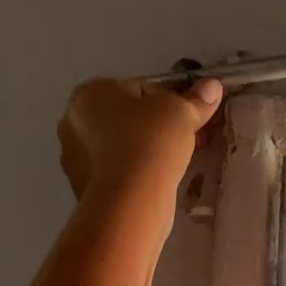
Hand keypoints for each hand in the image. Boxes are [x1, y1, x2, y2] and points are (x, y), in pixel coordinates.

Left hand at [57, 78, 223, 201]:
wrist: (129, 200)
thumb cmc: (150, 141)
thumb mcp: (181, 112)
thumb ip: (197, 98)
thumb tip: (213, 86)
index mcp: (89, 93)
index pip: (137, 89)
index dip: (168, 101)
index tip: (186, 118)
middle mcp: (72, 121)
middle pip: (127, 119)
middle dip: (156, 127)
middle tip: (186, 139)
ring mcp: (73, 157)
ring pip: (121, 147)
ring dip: (145, 150)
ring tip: (175, 162)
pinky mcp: (82, 187)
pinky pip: (116, 171)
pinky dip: (135, 172)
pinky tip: (156, 181)